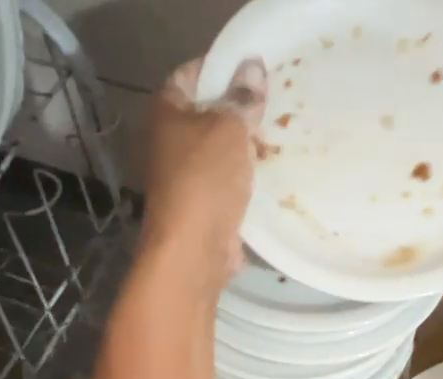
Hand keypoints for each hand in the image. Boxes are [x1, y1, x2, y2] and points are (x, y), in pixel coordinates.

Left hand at [140, 57, 266, 283]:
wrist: (194, 248)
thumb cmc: (205, 178)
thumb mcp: (229, 129)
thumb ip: (242, 99)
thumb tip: (253, 67)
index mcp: (165, 112)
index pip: (188, 75)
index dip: (218, 67)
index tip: (250, 67)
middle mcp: (168, 142)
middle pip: (205, 115)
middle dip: (236, 111)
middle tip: (273, 104)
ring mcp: (183, 177)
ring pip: (218, 152)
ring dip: (243, 148)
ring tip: (278, 137)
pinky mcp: (201, 207)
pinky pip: (226, 184)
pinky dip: (245, 179)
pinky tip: (270, 175)